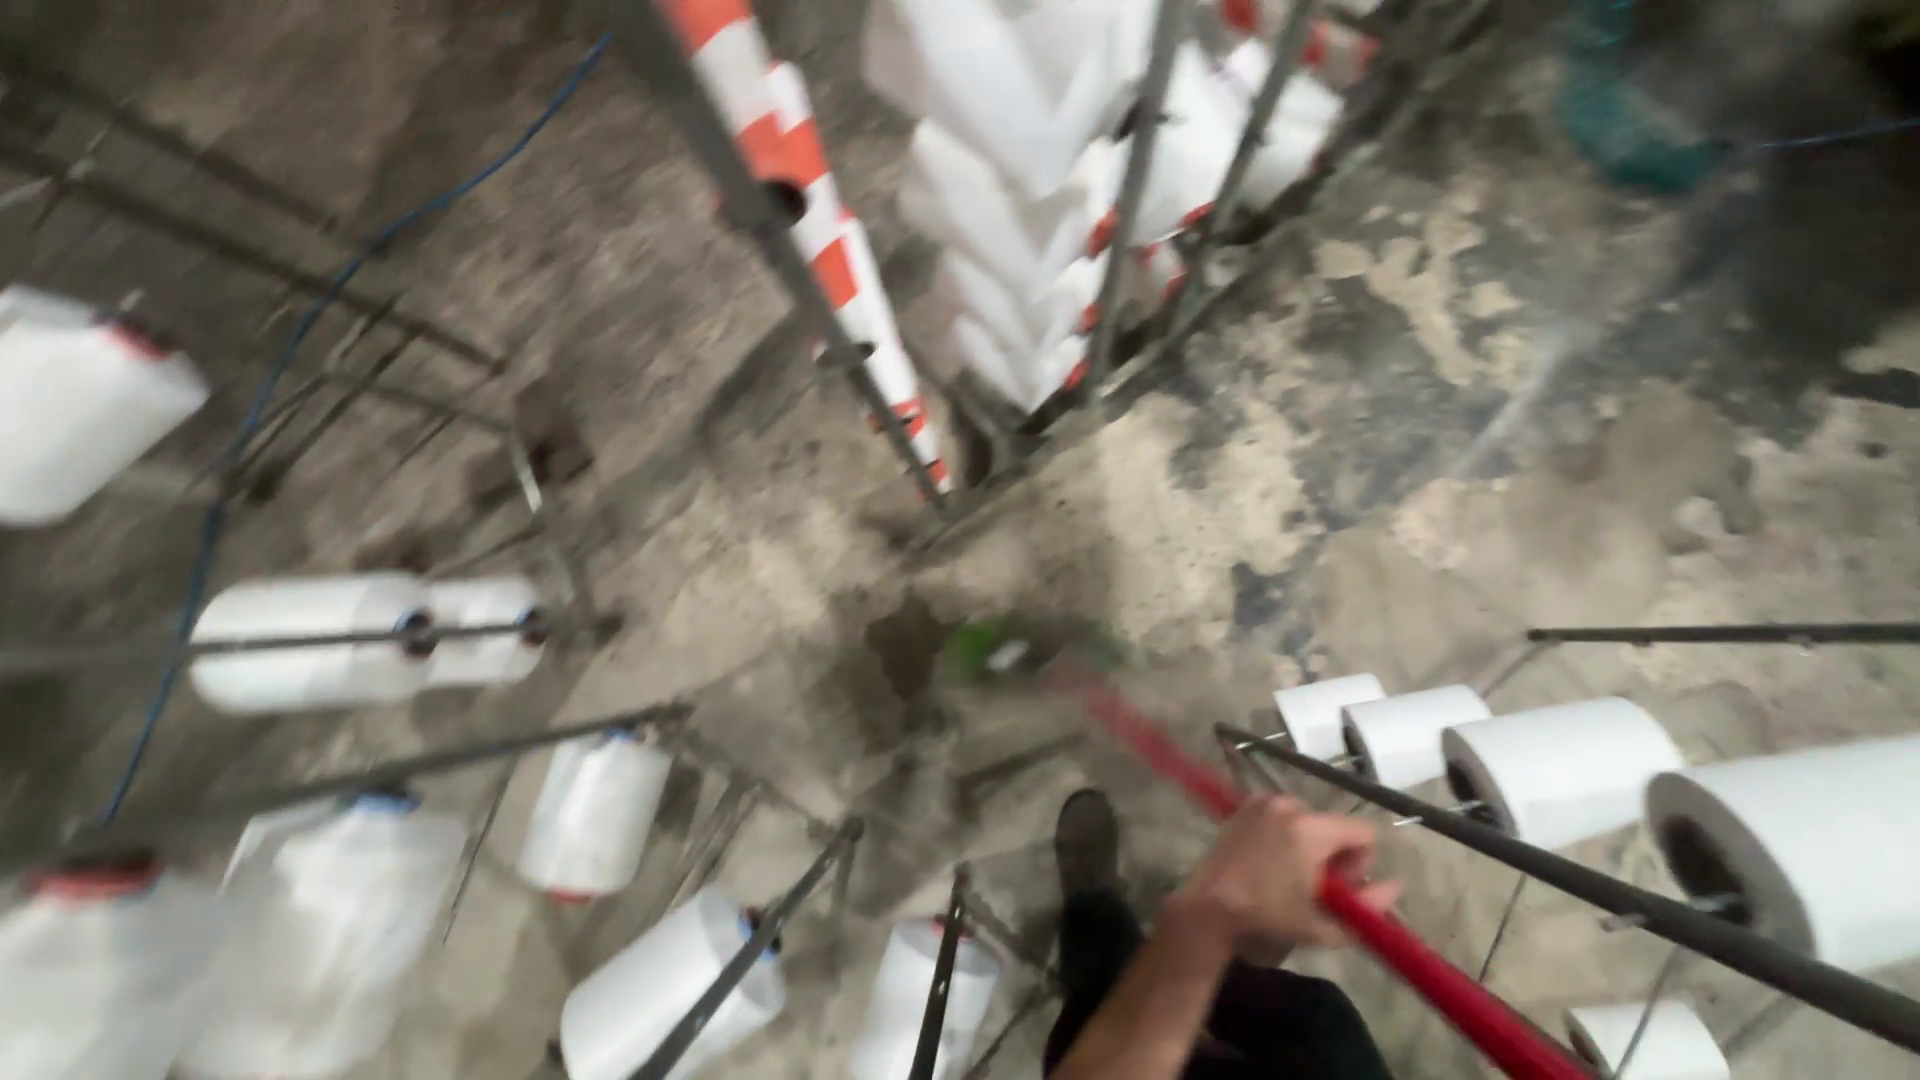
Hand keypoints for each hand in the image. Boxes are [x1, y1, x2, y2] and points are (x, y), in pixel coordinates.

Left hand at [1170, 795, 1401, 949]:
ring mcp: (1262, 801)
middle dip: (1333, 854)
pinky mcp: (1244, 806)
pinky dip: (1285, 834)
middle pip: (1333, 826)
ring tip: (1289, 875)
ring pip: (1308, 821)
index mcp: (1312, 828)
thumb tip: (1396, 886)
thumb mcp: (1326, 923)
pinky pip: (1282, 816)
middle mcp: (1289, 805)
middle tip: (1313, 885)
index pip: (1364, 832)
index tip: (1340, 887)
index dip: (1361, 862)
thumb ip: (1369, 906)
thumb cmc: (1268, 914)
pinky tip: (1270, 860)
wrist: (1210, 904)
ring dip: (1309, 844)